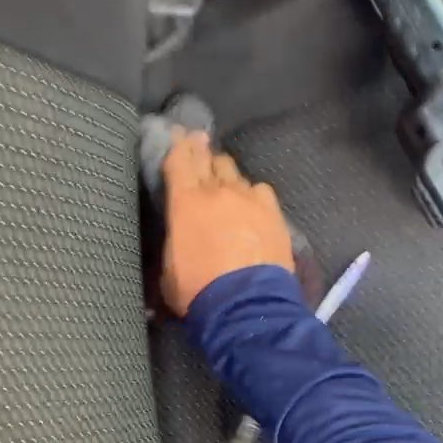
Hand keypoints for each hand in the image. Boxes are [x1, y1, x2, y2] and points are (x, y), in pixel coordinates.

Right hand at [161, 128, 293, 316]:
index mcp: (185, 202)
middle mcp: (218, 191)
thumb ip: (172, 242)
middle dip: (202, 153)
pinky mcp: (273, 213)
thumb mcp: (169, 270)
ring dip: (228, 177)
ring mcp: (249, 199)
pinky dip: (253, 195)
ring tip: (226, 184)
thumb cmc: (199, 293)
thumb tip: (175, 239)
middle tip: (199, 148)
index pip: (179, 160)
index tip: (177, 135)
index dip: (177, 145)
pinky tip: (252, 204)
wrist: (246, 307)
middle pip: (209, 160)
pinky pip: (260, 191)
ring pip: (236, 174)